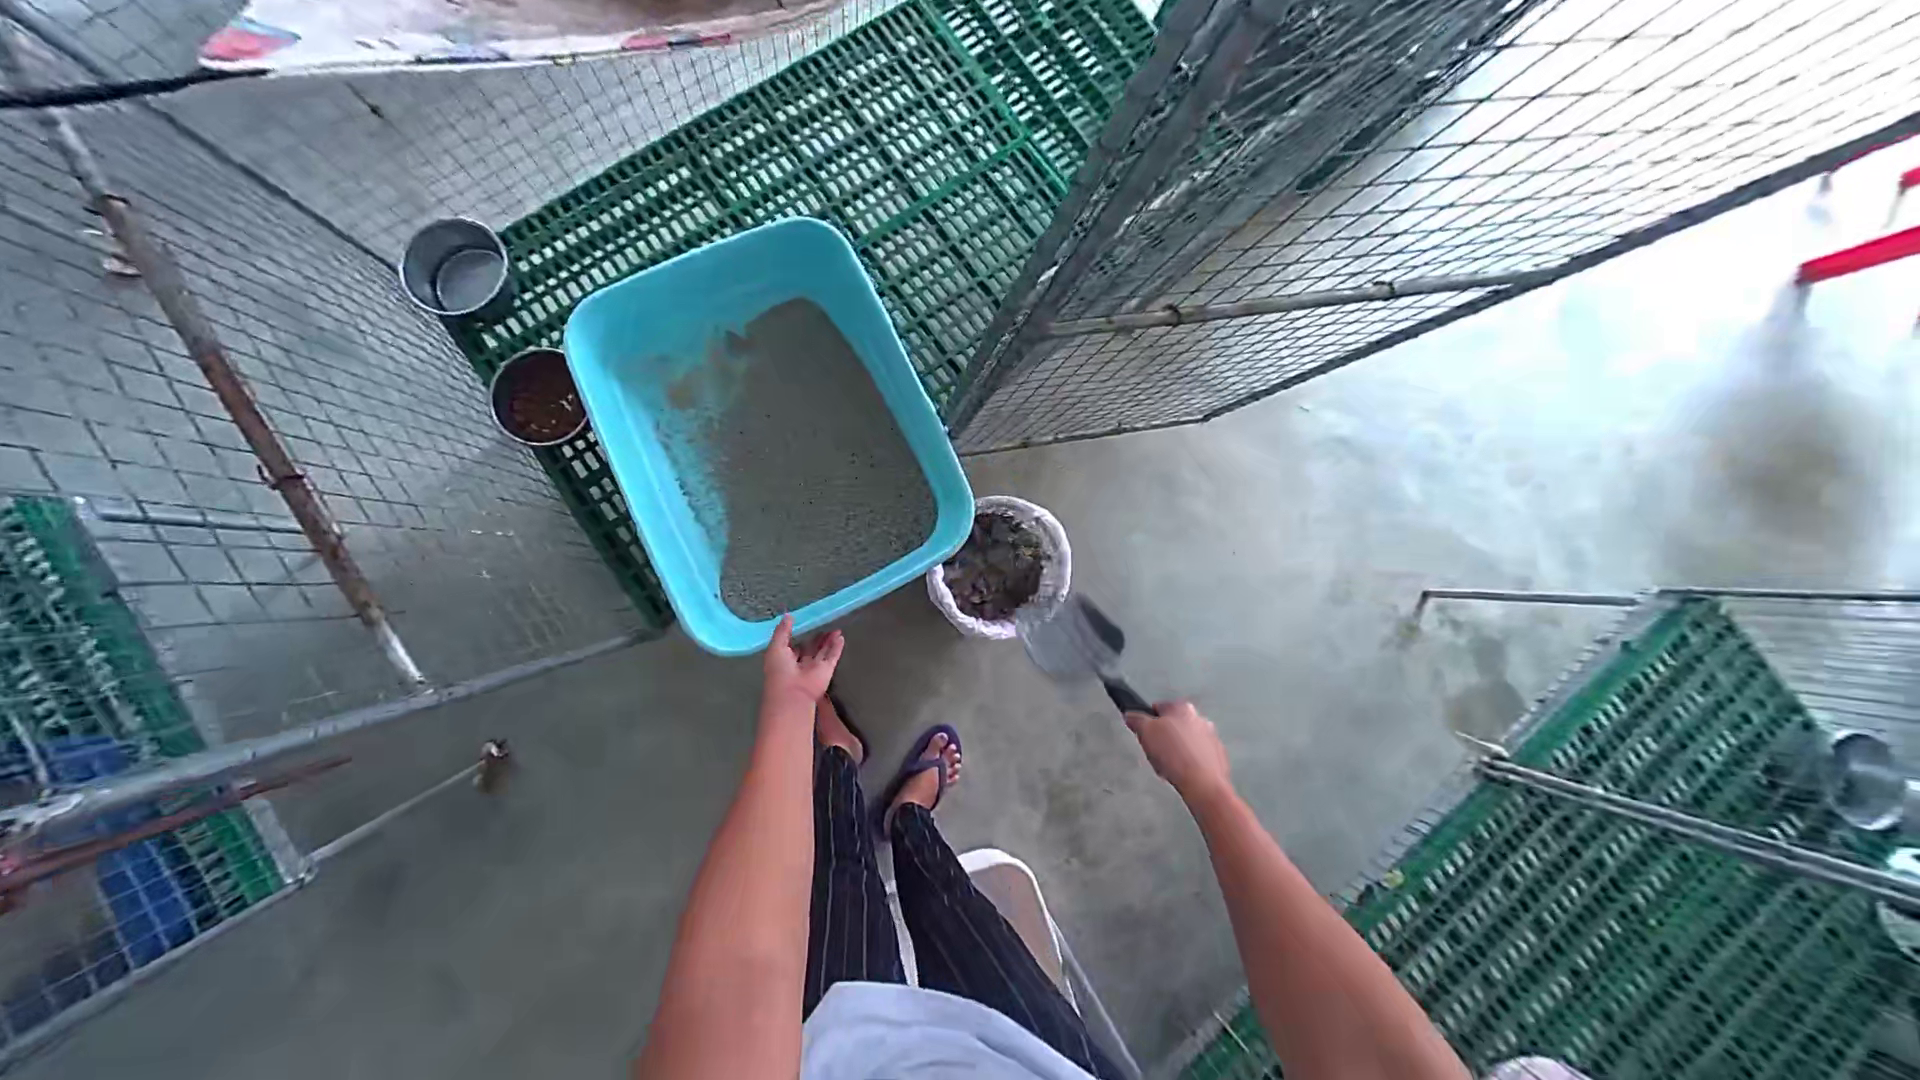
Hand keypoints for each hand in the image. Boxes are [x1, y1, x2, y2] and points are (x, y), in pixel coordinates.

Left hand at [762, 614, 842, 709]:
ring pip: (823, 651)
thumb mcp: (775, 647)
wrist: (793, 694)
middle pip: (810, 648)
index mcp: (785, 659)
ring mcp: (814, 667)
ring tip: (835, 628)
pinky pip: (833, 656)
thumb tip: (788, 616)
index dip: (797, 635)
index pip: (793, 646)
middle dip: (816, 637)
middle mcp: (800, 663)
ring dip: (828, 640)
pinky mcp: (827, 670)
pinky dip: (837, 647)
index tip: (804, 623)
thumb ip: (782, 631)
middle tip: (823, 624)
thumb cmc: (779, 671)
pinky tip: (841, 637)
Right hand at [1125, 699, 1234, 807]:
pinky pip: (1198, 757)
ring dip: (1176, 751)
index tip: (1144, 734)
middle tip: (1155, 751)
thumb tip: (1131, 715)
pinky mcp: (1218, 757)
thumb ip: (1136, 719)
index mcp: (1182, 707)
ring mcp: (1212, 738)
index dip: (1147, 722)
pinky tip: (1182, 773)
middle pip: (1173, 725)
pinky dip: (1190, 763)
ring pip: (1186, 741)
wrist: (1203, 784)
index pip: (1157, 708)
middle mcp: (1200, 718)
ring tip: (1168, 766)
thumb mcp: (1145, 732)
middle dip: (1163, 737)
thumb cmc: (1175, 755)